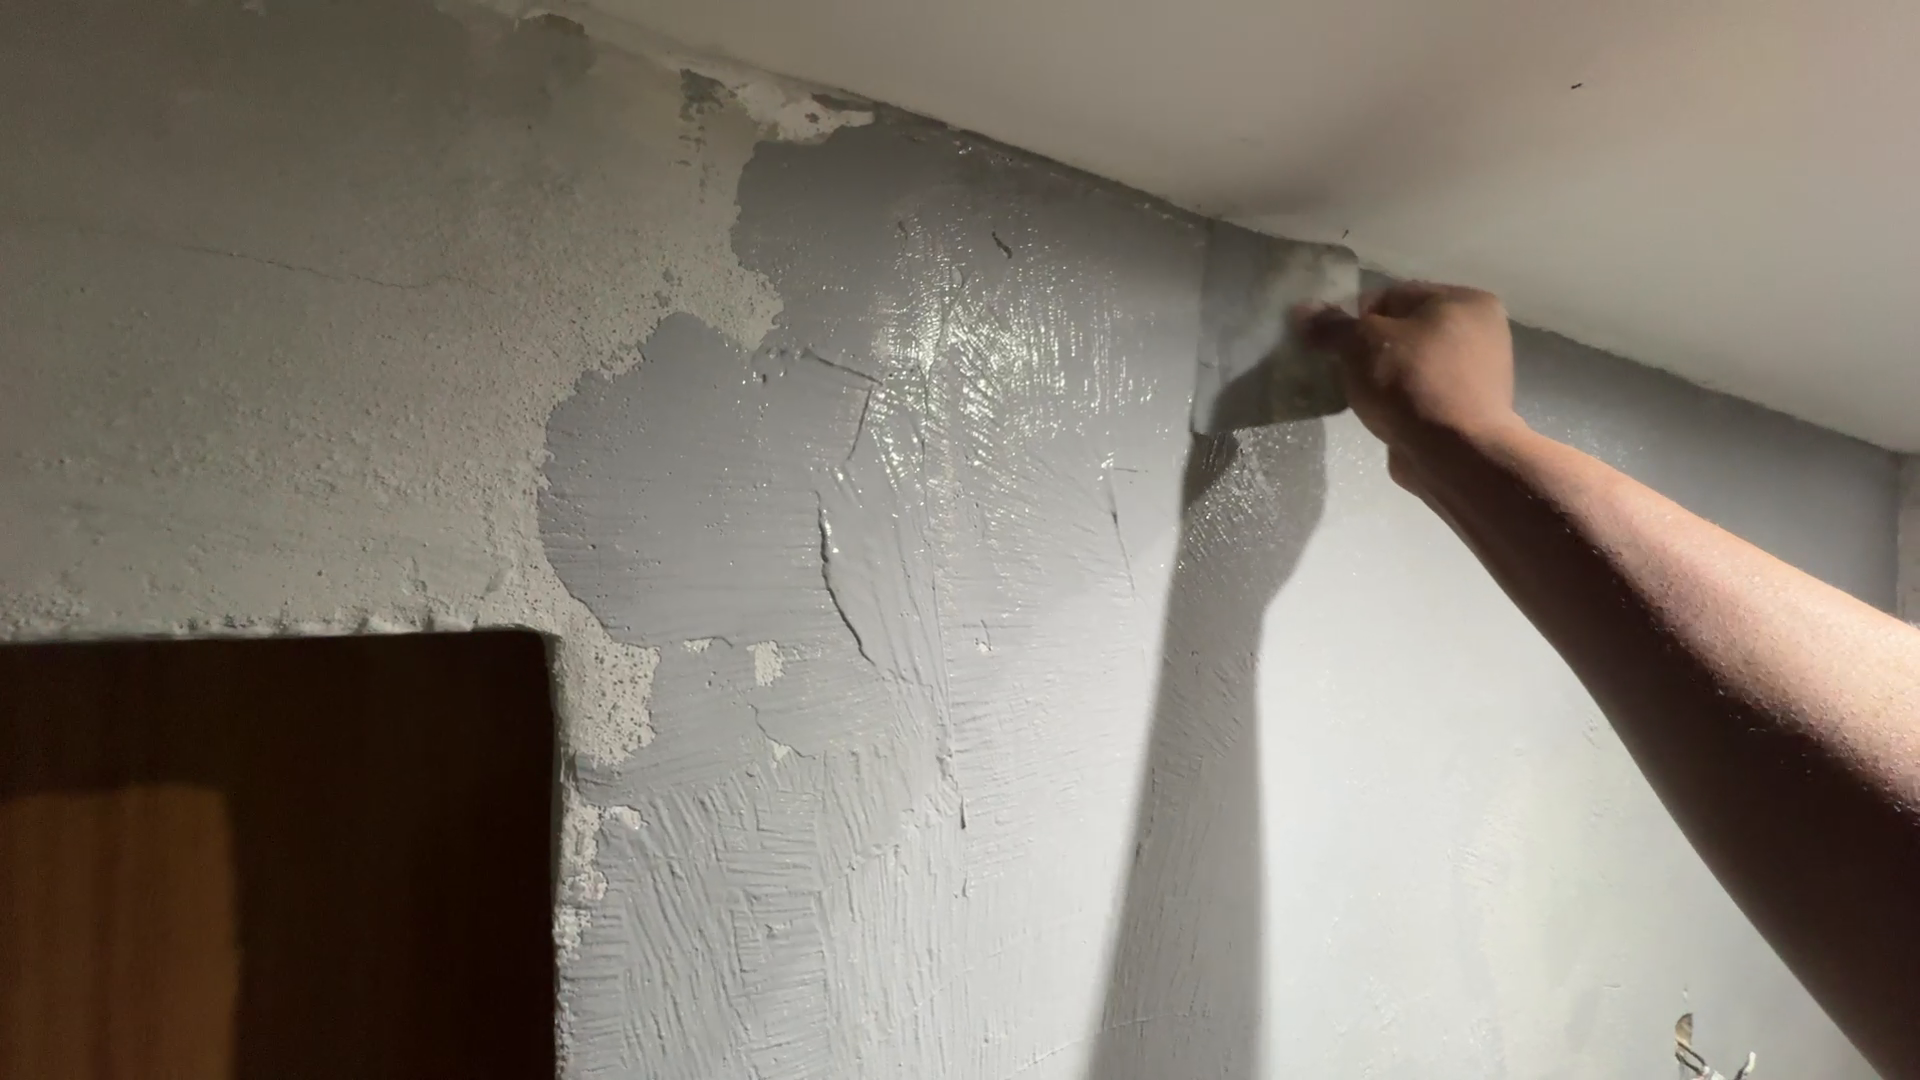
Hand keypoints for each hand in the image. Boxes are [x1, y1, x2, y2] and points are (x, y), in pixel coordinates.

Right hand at [1297, 283, 1523, 486]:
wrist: (1452, 451)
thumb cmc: (1409, 384)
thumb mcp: (1360, 346)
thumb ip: (1331, 326)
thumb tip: (1301, 309)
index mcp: (1463, 300)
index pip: (1390, 296)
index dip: (1354, 319)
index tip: (1334, 347)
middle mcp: (1479, 328)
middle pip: (1401, 329)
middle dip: (1367, 348)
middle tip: (1343, 371)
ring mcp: (1477, 369)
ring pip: (1410, 362)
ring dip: (1381, 375)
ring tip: (1360, 395)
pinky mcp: (1466, 405)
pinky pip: (1420, 390)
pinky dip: (1398, 397)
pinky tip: (1382, 412)